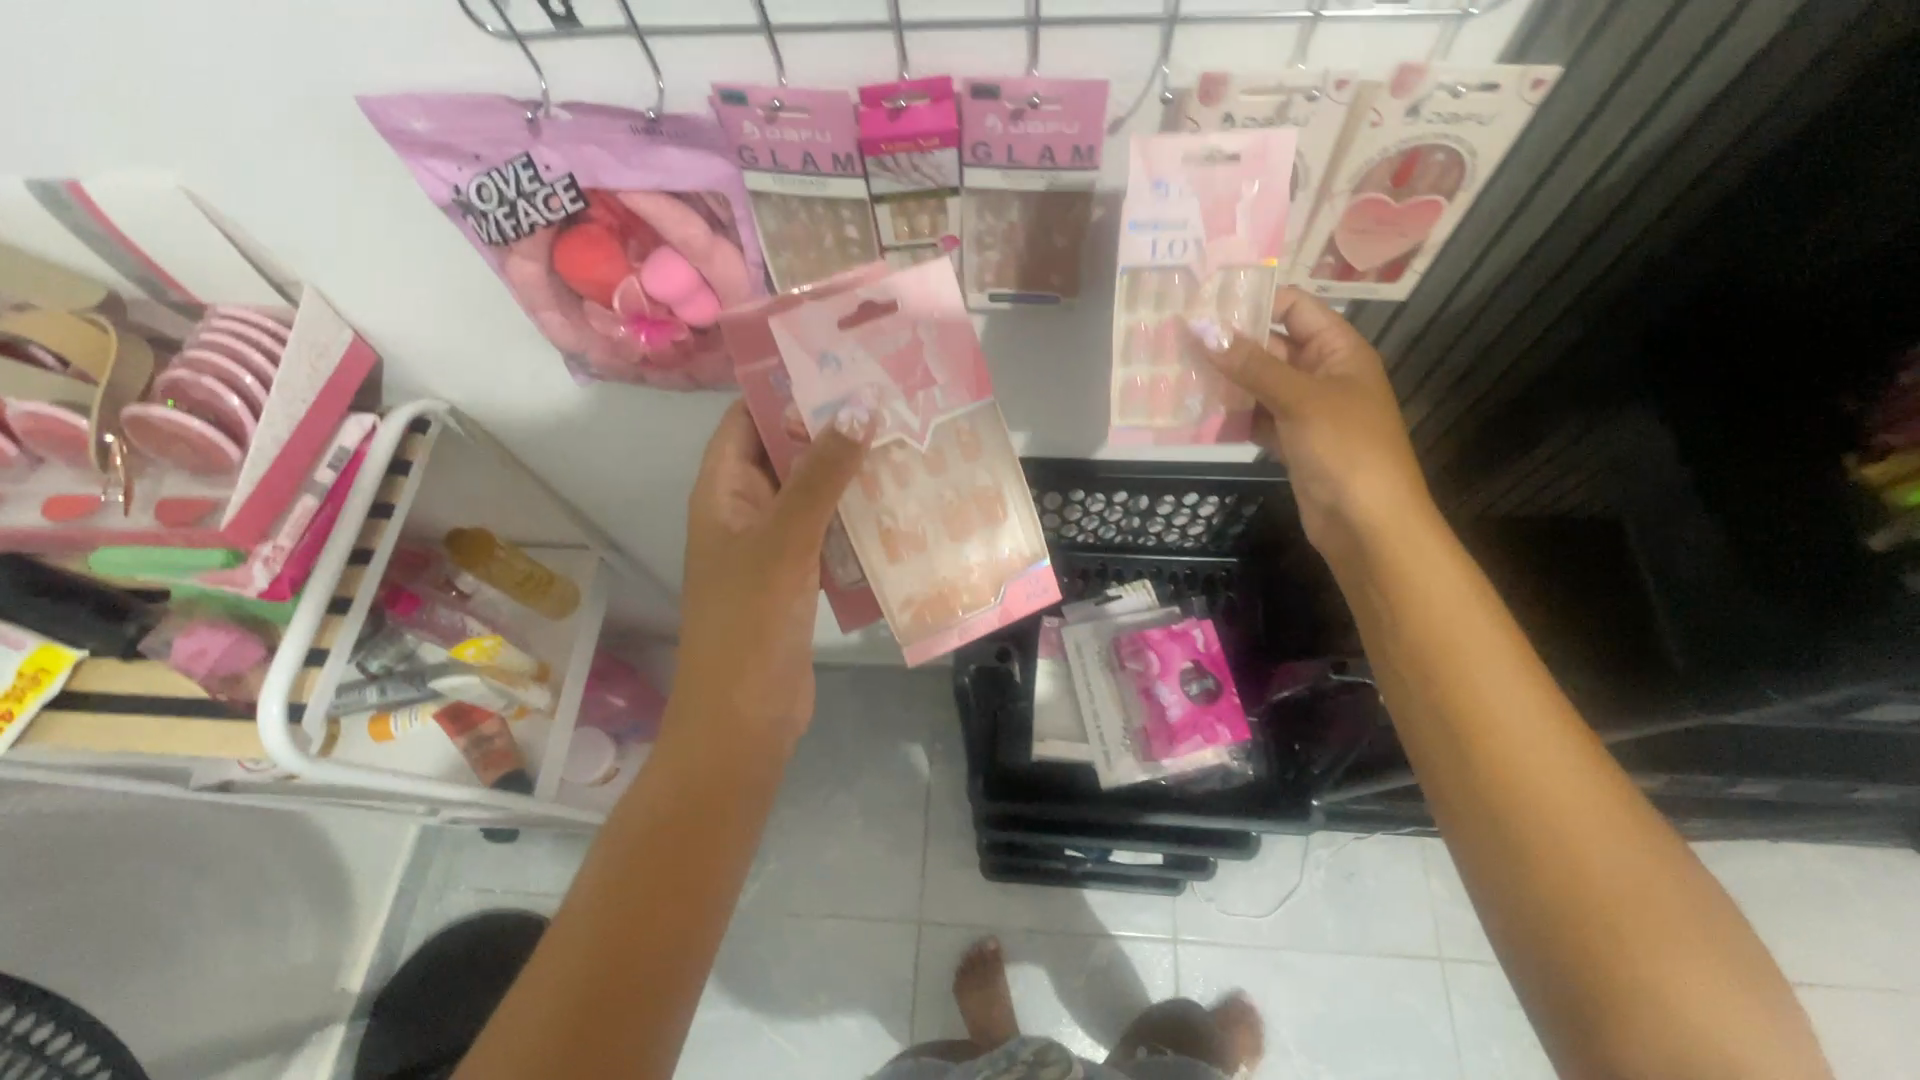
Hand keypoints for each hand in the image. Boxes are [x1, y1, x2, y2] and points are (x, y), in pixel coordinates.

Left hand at [675, 400, 872, 742]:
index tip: (844, 366)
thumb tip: (861, 407)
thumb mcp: (785, 540)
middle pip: (786, 454)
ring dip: (852, 477)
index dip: (787, 389)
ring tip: (909, 445)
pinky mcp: (799, 581)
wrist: (744, 719)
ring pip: (813, 496)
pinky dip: (859, 521)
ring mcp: (772, 548)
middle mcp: (743, 511)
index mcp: (722, 491)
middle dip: (833, 430)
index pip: (747, 419)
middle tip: (895, 402)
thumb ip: (822, 475)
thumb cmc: (750, 623)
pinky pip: (830, 536)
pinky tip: (903, 509)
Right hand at [1186, 288, 1431, 558]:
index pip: (1294, 307)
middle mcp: (1322, 373)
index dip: (1252, 300)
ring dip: (1223, 380)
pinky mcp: (1291, 443)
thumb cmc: (1346, 450)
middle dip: (1228, 342)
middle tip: (1175, 337)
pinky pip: (1255, 418)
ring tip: (1175, 370)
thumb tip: (1202, 328)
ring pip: (1258, 384)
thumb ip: (1251, 364)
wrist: (1369, 525)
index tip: (1203, 302)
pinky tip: (1195, 412)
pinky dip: (1230, 416)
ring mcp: (1306, 410)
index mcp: (1338, 350)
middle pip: (1271, 345)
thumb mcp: (1299, 399)